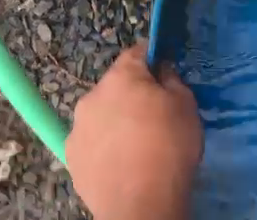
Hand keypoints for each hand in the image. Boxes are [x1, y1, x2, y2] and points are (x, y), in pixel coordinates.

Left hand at [67, 45, 202, 219]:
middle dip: (133, 91)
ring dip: (116, 118)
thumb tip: (160, 72)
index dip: (153, 58)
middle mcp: (91, 97)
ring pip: (102, 113)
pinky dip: (105, 143)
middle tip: (155, 111)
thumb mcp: (185, 103)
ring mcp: (76, 130)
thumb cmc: (169, 146)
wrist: (141, 206)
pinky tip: (122, 159)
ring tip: (137, 140)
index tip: (166, 72)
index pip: (136, 52)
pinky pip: (93, 139)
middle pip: (116, 84)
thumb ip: (171, 79)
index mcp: (120, 77)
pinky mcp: (71, 159)